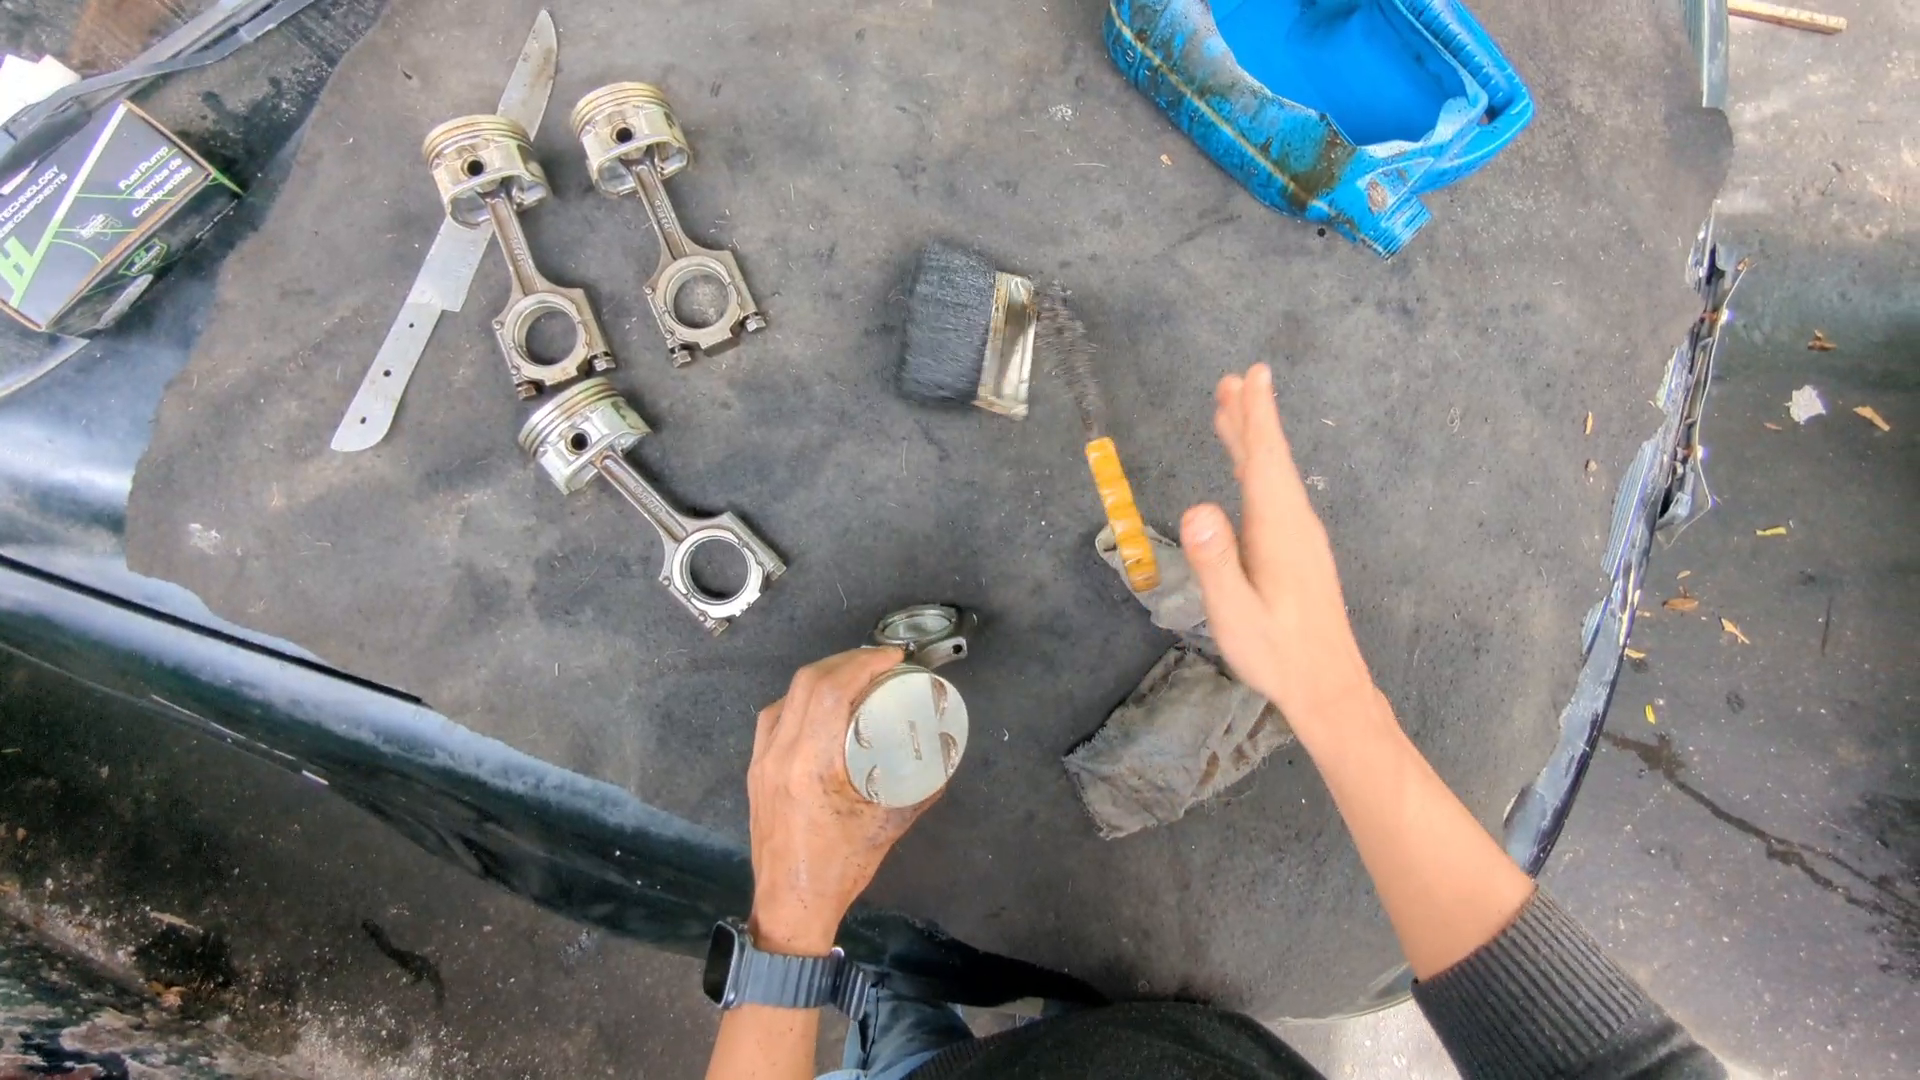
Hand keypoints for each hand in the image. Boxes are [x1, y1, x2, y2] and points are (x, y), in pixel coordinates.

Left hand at [746, 646, 933, 954]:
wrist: (791, 906)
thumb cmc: (841, 866)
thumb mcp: (889, 823)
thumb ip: (921, 785)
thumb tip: (945, 751)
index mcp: (810, 764)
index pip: (830, 690)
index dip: (862, 663)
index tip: (893, 659)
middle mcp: (779, 754)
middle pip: (807, 683)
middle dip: (846, 661)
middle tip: (879, 662)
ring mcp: (761, 761)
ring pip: (786, 696)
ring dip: (821, 677)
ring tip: (854, 677)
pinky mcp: (755, 770)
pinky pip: (774, 717)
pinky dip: (800, 699)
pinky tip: (821, 707)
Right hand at [1180, 364, 1380, 731]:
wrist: (1327, 686)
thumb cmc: (1277, 652)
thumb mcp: (1236, 614)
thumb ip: (1216, 563)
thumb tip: (1196, 509)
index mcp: (1279, 530)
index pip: (1266, 462)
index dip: (1257, 418)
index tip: (1252, 376)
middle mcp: (1294, 524)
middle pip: (1272, 460)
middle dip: (1253, 418)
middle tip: (1236, 379)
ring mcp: (1299, 537)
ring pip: (1274, 477)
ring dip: (1253, 441)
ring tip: (1231, 412)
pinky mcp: (1297, 551)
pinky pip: (1274, 494)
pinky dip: (1259, 468)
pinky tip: (1249, 472)